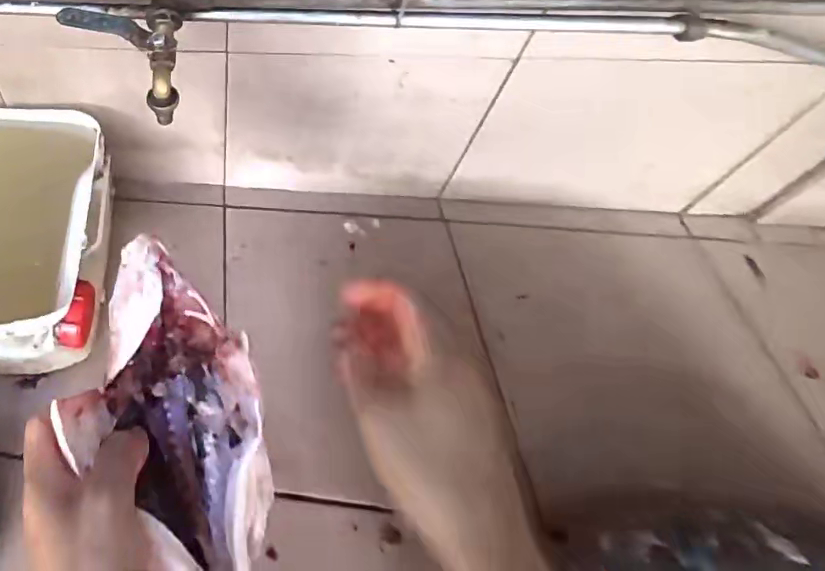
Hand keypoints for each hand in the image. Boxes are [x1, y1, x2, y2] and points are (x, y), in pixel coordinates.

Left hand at [21, 392, 152, 570]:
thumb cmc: (93, 560)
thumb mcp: (103, 496)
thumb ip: (115, 452)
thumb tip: (131, 434)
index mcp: (41, 483)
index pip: (44, 423)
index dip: (75, 406)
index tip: (114, 403)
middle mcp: (56, 501)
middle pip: (77, 449)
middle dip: (111, 432)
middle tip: (147, 423)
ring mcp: (78, 527)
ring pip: (102, 476)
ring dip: (129, 462)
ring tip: (162, 450)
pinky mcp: (103, 549)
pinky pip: (119, 506)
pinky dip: (138, 492)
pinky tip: (164, 486)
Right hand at [334, 280, 552, 570]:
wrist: (482, 533)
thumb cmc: (424, 465)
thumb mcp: (375, 413)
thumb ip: (357, 367)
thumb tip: (346, 339)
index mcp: (441, 353)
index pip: (406, 300)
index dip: (372, 290)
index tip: (342, 296)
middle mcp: (460, 361)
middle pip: (416, 320)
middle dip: (376, 315)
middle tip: (343, 323)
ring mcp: (469, 389)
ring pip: (423, 347)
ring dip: (386, 341)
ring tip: (352, 350)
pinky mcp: (470, 414)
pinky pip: (431, 370)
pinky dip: (402, 364)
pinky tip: (380, 382)